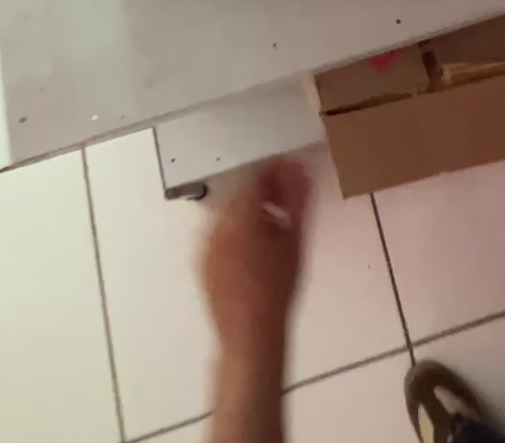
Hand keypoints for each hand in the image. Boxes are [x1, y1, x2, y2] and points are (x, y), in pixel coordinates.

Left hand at [199, 157, 312, 362]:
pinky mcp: (202, 259)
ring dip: (254, 205)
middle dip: (267, 186)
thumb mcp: (295, 241)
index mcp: (239, 217)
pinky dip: (240, 225)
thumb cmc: (278, 289)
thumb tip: (302, 170)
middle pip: (241, 190)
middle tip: (291, 193)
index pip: (256, 175)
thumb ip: (298, 200)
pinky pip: (221, 229)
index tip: (295, 167)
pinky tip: (259, 240)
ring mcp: (205, 243)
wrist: (249, 338)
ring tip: (277, 218)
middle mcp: (216, 224)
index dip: (277, 167)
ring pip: (231, 209)